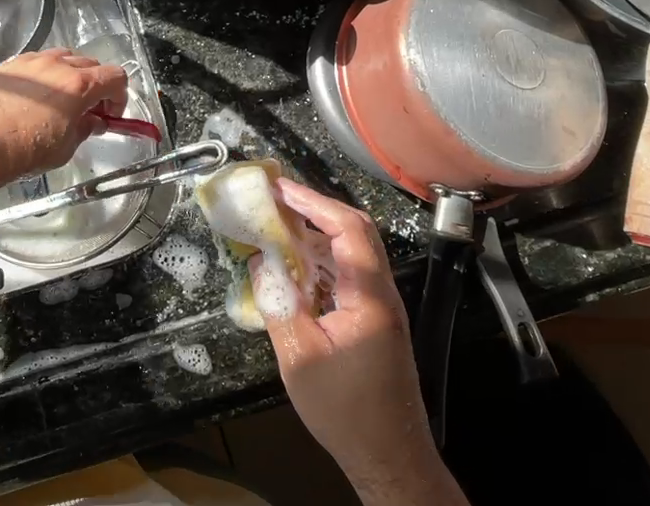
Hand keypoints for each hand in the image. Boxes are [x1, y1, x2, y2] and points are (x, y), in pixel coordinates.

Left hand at [0, 48, 127, 185]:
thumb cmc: (24, 151)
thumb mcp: (65, 148)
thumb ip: (85, 129)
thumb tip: (93, 122)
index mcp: (79, 85)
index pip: (115, 77)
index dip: (119, 96)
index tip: (110, 114)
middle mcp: (57, 66)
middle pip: (91, 64)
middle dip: (96, 86)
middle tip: (89, 111)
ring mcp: (31, 62)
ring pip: (63, 57)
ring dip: (71, 75)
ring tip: (62, 100)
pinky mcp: (9, 66)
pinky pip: (37, 61)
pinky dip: (45, 73)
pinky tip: (36, 96)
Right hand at [257, 180, 463, 505]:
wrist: (390, 459)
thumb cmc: (344, 411)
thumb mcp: (299, 356)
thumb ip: (279, 302)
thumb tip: (259, 260)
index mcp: (368, 296)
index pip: (348, 229)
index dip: (313, 202)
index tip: (278, 189)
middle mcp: (382, 292)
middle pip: (356, 231)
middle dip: (316, 208)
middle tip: (277, 199)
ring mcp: (383, 306)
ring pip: (355, 251)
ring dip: (319, 232)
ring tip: (279, 224)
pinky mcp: (377, 320)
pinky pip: (351, 273)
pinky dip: (323, 258)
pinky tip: (296, 266)